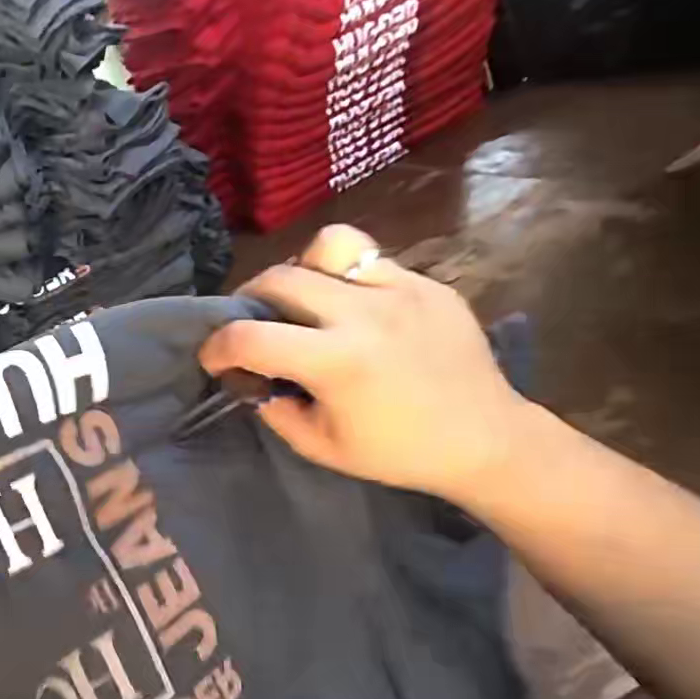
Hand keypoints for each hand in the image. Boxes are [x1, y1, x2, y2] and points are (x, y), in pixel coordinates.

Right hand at [199, 224, 537, 501]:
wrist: (485, 438)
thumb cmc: (397, 453)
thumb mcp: (321, 446)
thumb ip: (275, 409)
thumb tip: (251, 378)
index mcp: (336, 362)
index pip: (249, 337)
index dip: (216, 347)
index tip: (214, 358)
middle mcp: (364, 313)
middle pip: (278, 277)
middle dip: (248, 300)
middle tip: (251, 323)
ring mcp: (401, 289)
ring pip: (327, 245)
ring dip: (299, 271)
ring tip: (304, 299)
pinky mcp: (427, 283)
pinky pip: (369, 260)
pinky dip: (345, 280)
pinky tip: (355, 311)